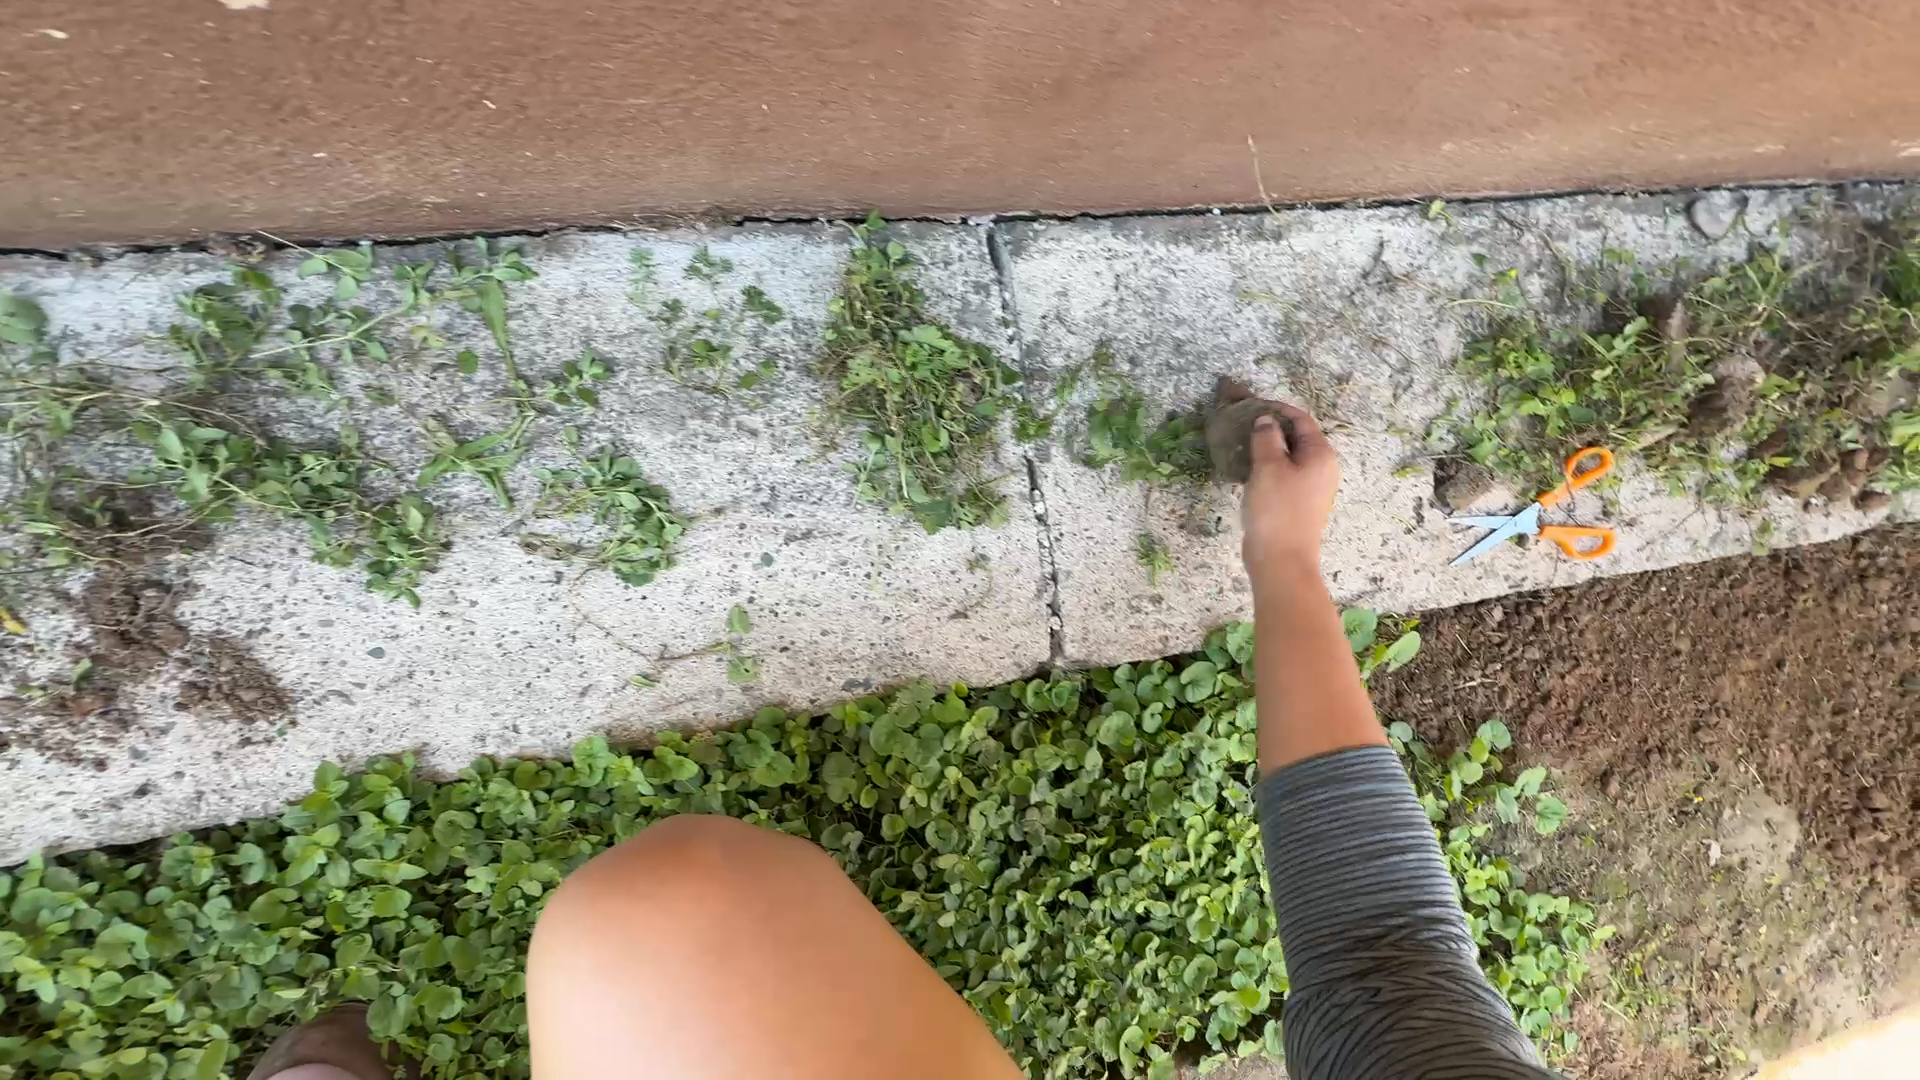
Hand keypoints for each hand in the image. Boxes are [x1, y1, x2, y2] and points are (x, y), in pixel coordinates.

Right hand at [1241, 403, 1338, 587]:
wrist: (1280, 558)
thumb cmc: (1277, 509)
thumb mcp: (1269, 467)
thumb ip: (1267, 438)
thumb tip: (1266, 420)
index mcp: (1321, 454)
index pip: (1301, 420)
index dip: (1277, 409)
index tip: (1251, 405)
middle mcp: (1321, 468)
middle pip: (1297, 438)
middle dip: (1271, 428)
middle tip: (1243, 423)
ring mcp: (1310, 487)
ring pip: (1288, 457)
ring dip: (1266, 448)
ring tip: (1241, 444)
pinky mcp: (1296, 502)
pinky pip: (1282, 475)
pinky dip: (1266, 466)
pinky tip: (1246, 469)